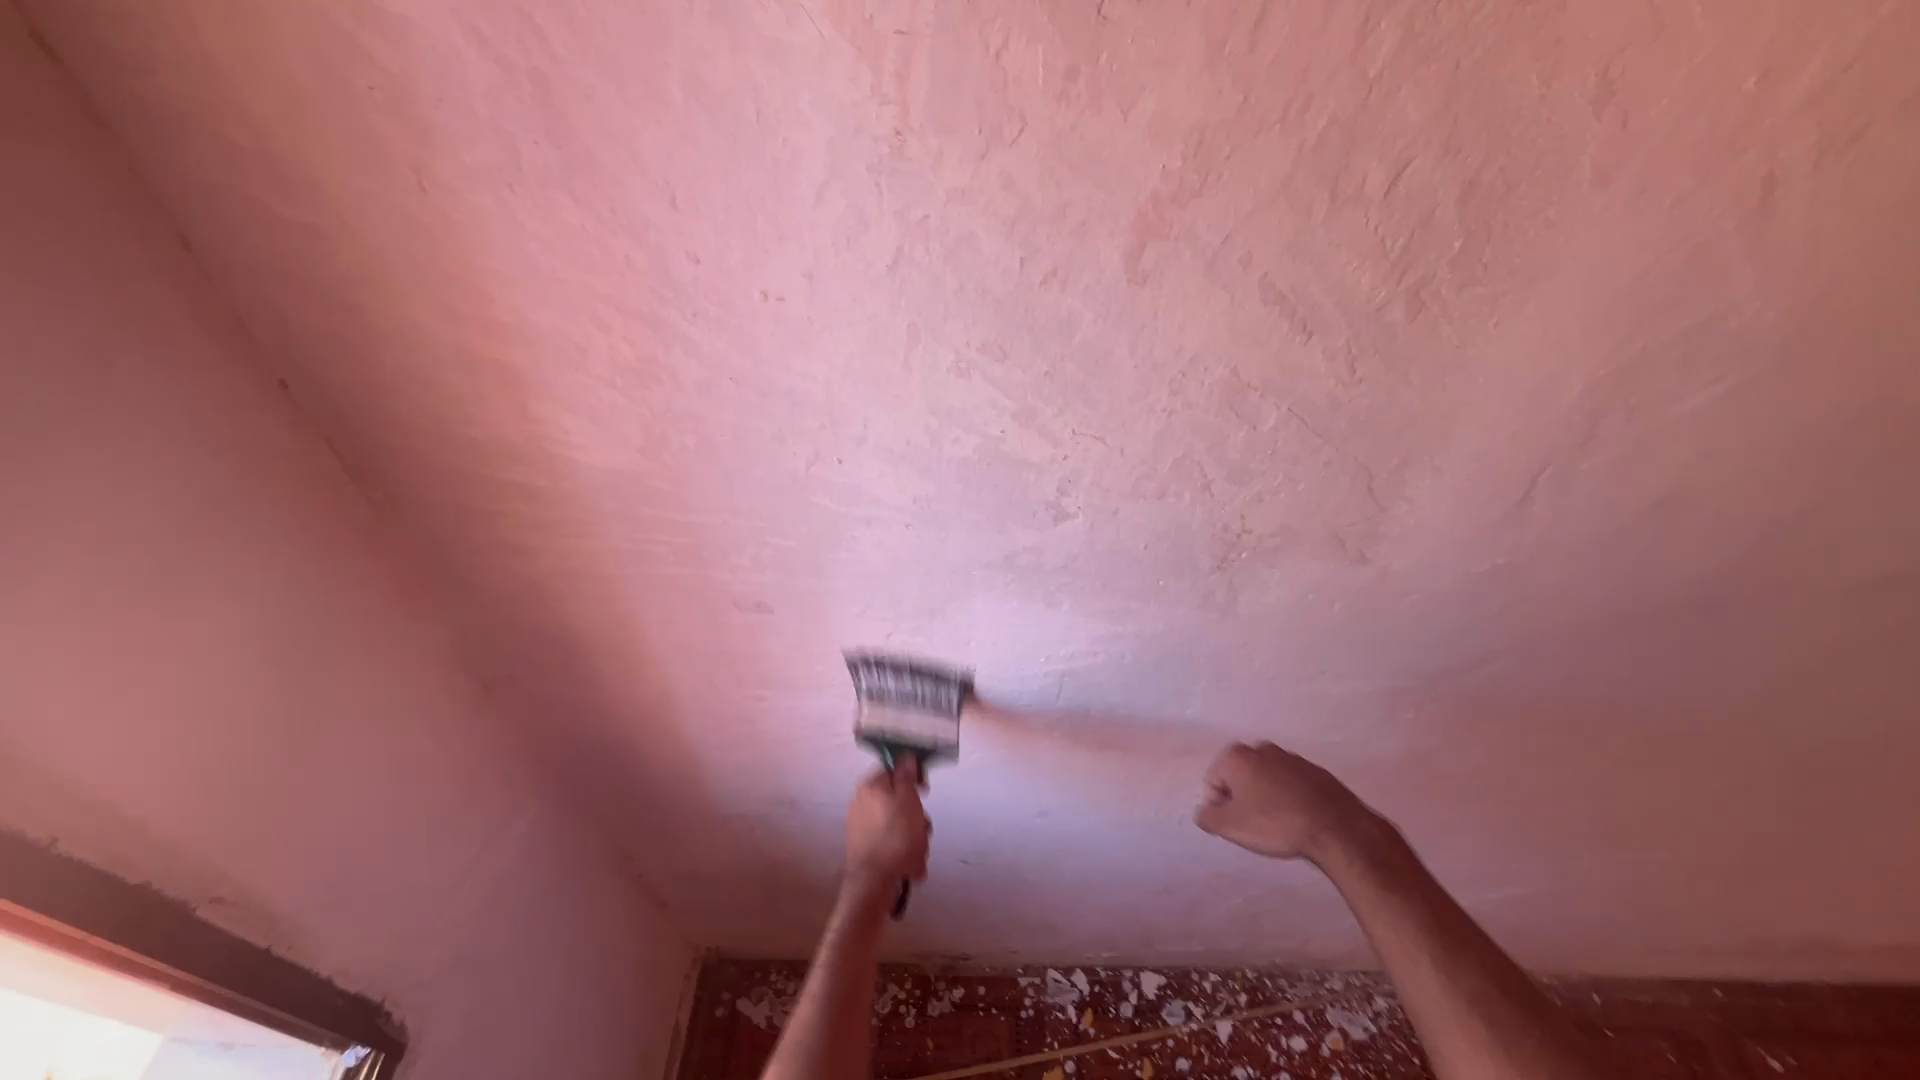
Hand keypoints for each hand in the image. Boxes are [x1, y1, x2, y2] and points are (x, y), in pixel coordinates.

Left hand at [845, 760, 930, 886]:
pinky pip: (892, 844)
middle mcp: (862, 804)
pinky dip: (904, 853)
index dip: (912, 777)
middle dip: (916, 817)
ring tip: (918, 853)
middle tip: (922, 828)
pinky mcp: (866, 850)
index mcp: (870, 787)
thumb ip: (907, 776)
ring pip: (899, 825)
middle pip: (899, 801)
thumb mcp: (907, 800)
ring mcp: (863, 828)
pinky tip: (911, 866)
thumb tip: (906, 755)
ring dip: (914, 838)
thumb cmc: (895, 837)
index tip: (925, 790)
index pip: (893, 770)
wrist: (875, 882)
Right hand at [1195, 742, 1375, 862]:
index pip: (1212, 782)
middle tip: (1254, 825)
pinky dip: (1289, 799)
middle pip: (1239, 778)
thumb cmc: (1274, 823)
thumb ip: (1207, 817)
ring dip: (1266, 799)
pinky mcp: (1316, 771)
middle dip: (1242, 799)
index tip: (1236, 825)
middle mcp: (1262, 749)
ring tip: (1278, 825)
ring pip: (1266, 780)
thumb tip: (1204, 812)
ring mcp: (1292, 758)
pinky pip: (1291, 785)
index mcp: (1236, 756)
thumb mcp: (1230, 826)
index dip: (1219, 807)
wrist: (1335, 827)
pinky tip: (1298, 820)